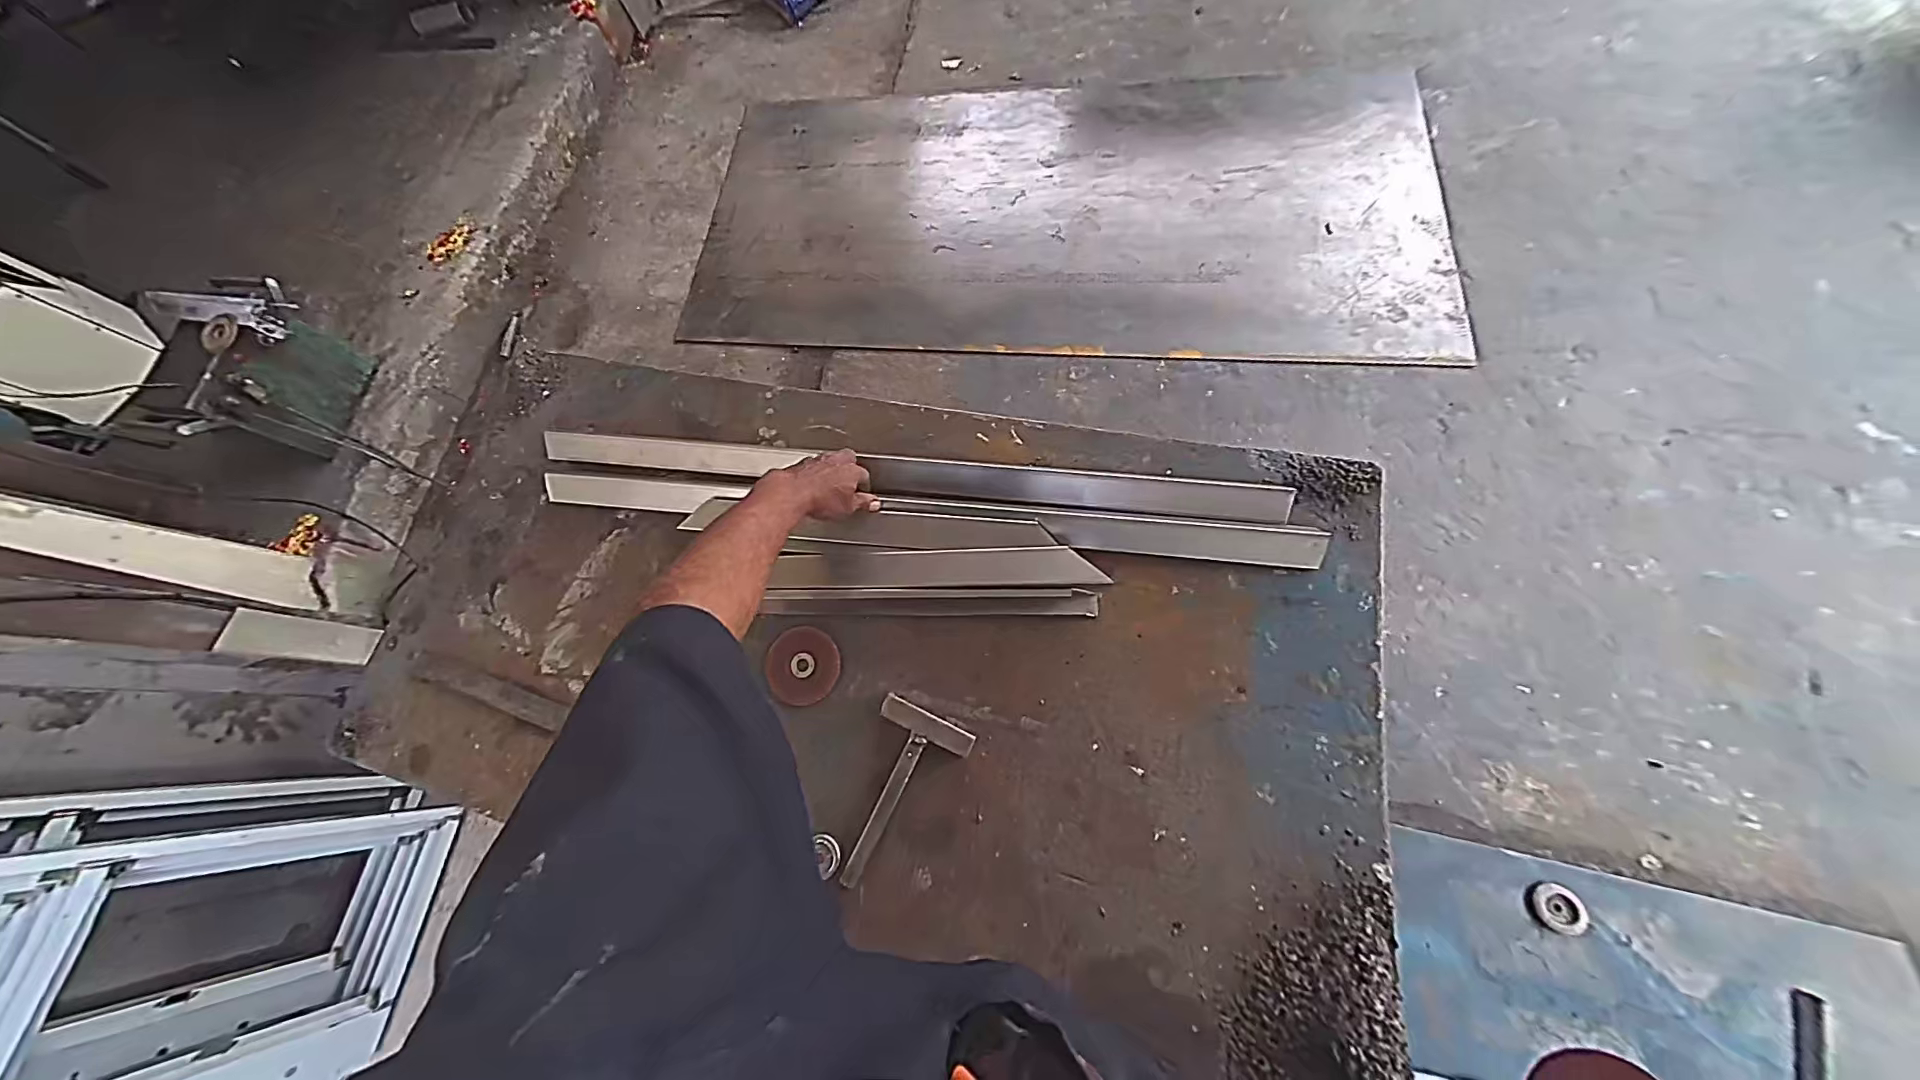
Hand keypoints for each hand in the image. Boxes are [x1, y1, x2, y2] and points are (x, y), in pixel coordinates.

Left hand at [753, 448, 880, 520]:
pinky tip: (813, 486)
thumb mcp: (848, 508)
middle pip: (849, 462)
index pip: (864, 476)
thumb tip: (872, 502)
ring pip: (831, 462)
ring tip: (829, 488)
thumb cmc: (819, 498)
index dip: (863, 487)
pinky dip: (815, 474)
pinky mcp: (803, 463)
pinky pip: (814, 467)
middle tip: (846, 488)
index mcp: (852, 469)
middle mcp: (837, 460)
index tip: (861, 495)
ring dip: (831, 472)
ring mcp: (819, 460)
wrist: (791, 493)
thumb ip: (862, 503)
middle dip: (848, 472)